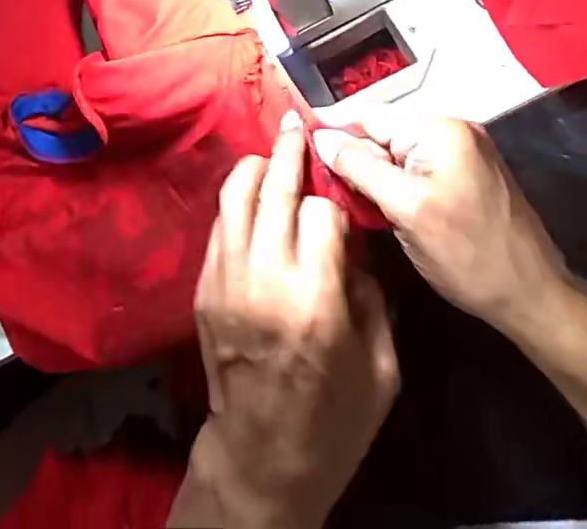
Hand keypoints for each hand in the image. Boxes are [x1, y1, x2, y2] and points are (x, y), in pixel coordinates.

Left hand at [188, 114, 398, 528]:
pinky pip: (219, 225)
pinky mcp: (205, 291)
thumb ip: (371, 291)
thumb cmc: (335, 419)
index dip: (334, 198)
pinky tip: (252, 193)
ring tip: (273, 152)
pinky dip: (236, 201)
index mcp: (316, 300)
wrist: (263, 462)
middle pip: (273, 191)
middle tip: (297, 124)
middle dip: (289, 152)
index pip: (321, 211)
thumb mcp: (382, 363)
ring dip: (256, 168)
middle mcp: (265, 280)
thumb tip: (352, 240)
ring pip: (235, 198)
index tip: (341, 195)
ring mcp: (226, 283)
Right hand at [311, 114, 573, 340]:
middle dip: (352, 154)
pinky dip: (394, 181)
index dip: (332, 128)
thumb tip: (320, 137)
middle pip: (384, 132)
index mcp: (440, 129)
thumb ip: (362, 168)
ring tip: (339, 193)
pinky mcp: (466, 174)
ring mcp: (463, 151)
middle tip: (316, 180)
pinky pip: (418, 167)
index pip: (371, 115)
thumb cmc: (468, 255)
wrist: (531, 294)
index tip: (296, 142)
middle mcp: (453, 129)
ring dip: (371, 170)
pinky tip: (375, 202)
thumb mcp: (406, 210)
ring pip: (398, 152)